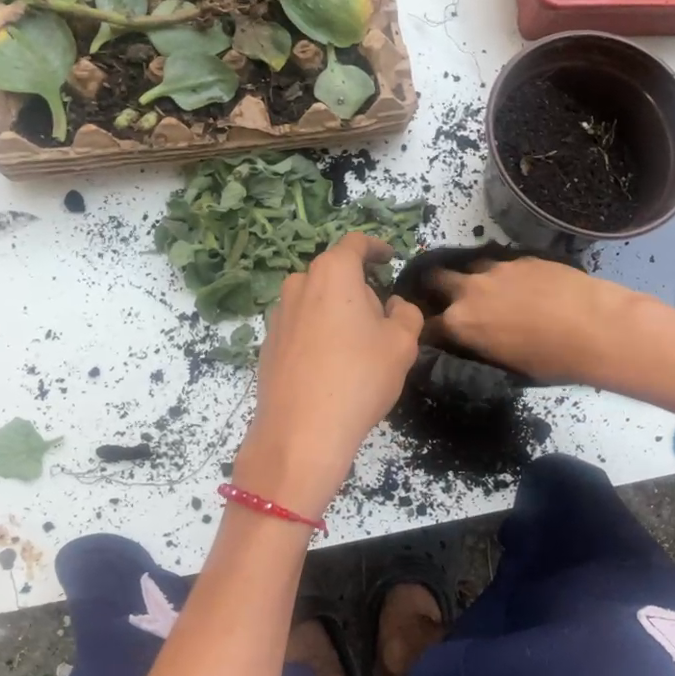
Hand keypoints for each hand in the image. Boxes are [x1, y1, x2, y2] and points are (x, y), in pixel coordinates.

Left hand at [232, 232, 423, 517]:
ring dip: (338, 312)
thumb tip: (394, 306)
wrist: (302, 432)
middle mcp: (299, 284)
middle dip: (360, 288)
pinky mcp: (269, 344)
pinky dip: (319, 334)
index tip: (390, 259)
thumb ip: (406, 313)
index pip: (356, 243)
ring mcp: (278, 315)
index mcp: (333, 273)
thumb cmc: (359, 378)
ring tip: (359, 347)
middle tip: (382, 318)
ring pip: (316, 301)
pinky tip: (333, 367)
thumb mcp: (402, 343)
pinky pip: (302, 327)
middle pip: (335, 274)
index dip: (377, 248)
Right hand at [428, 257, 656, 384]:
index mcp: (460, 324)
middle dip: (436, 288)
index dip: (428, 330)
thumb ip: (481, 348)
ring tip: (487, 288)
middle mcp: (470, 290)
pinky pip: (501, 263)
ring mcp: (496, 269)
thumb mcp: (507, 365)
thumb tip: (476, 343)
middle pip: (436, 280)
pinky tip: (521, 284)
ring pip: (470, 267)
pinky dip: (503, 274)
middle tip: (446, 297)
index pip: (428, 326)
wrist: (594, 327)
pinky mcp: (522, 257)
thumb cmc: (551, 360)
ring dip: (472, 277)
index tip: (434, 332)